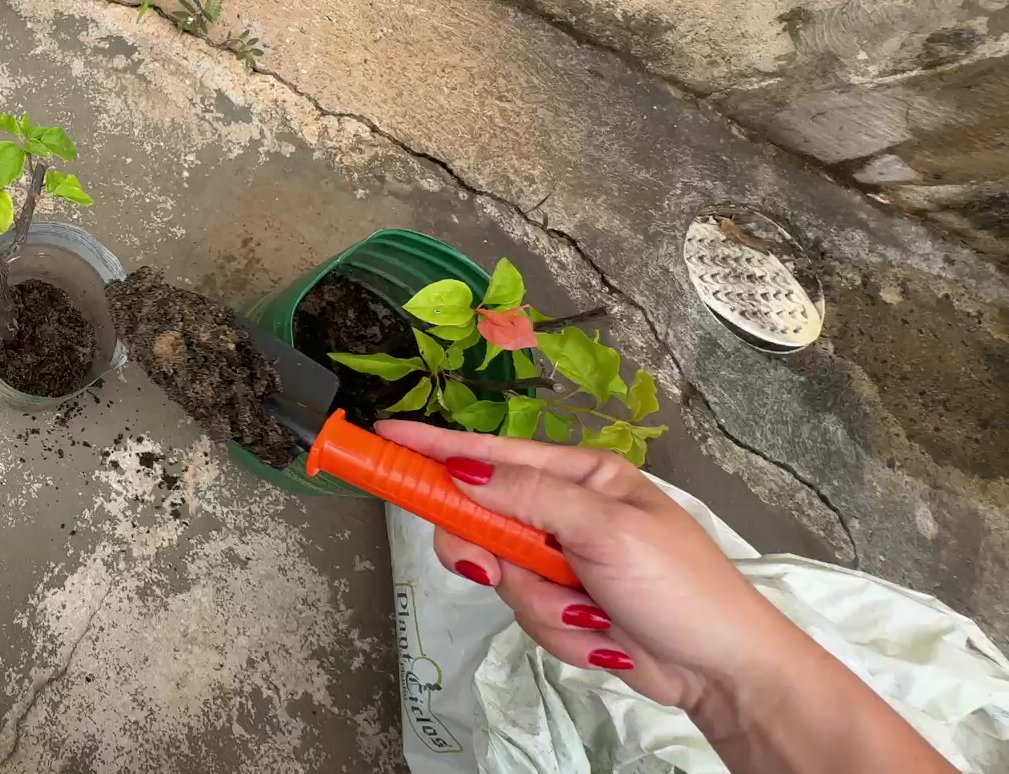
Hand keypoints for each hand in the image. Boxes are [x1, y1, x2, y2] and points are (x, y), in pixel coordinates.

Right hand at [373, 421, 808, 719]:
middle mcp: (557, 508)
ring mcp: (552, 554)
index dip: (434, 445)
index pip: (489, 453)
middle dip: (482, 547)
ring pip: (492, 564)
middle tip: (486, 569)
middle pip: (476, 513)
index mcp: (576, 475)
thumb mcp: (607, 531)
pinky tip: (593, 634)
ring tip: (581, 617)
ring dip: (533, 598)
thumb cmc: (682, 588)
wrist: (727, 678)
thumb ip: (529, 496)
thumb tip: (461, 471)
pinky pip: (516, 602)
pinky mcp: (552, 597)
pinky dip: (550, 624)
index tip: (386, 435)